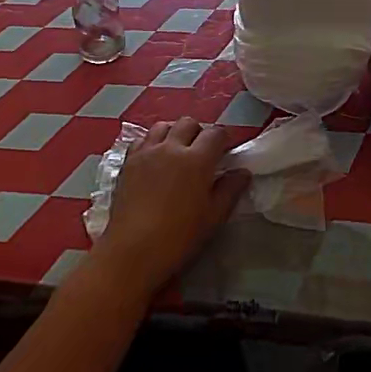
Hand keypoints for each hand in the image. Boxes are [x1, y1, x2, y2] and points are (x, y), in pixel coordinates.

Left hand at [94, 118, 249, 299]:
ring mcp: (146, 152)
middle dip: (199, 132)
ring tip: (178, 151)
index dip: (224, 139)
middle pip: (188, 123)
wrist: (134, 247)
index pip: (216, 134)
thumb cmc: (180, 236)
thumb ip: (229, 190)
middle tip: (203, 152)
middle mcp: (171, 147)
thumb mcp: (213, 216)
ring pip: (163, 126)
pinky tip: (155, 159)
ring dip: (174, 132)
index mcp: (197, 160)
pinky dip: (153, 141)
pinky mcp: (128, 161)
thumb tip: (242, 172)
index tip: (227, 151)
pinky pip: (142, 139)